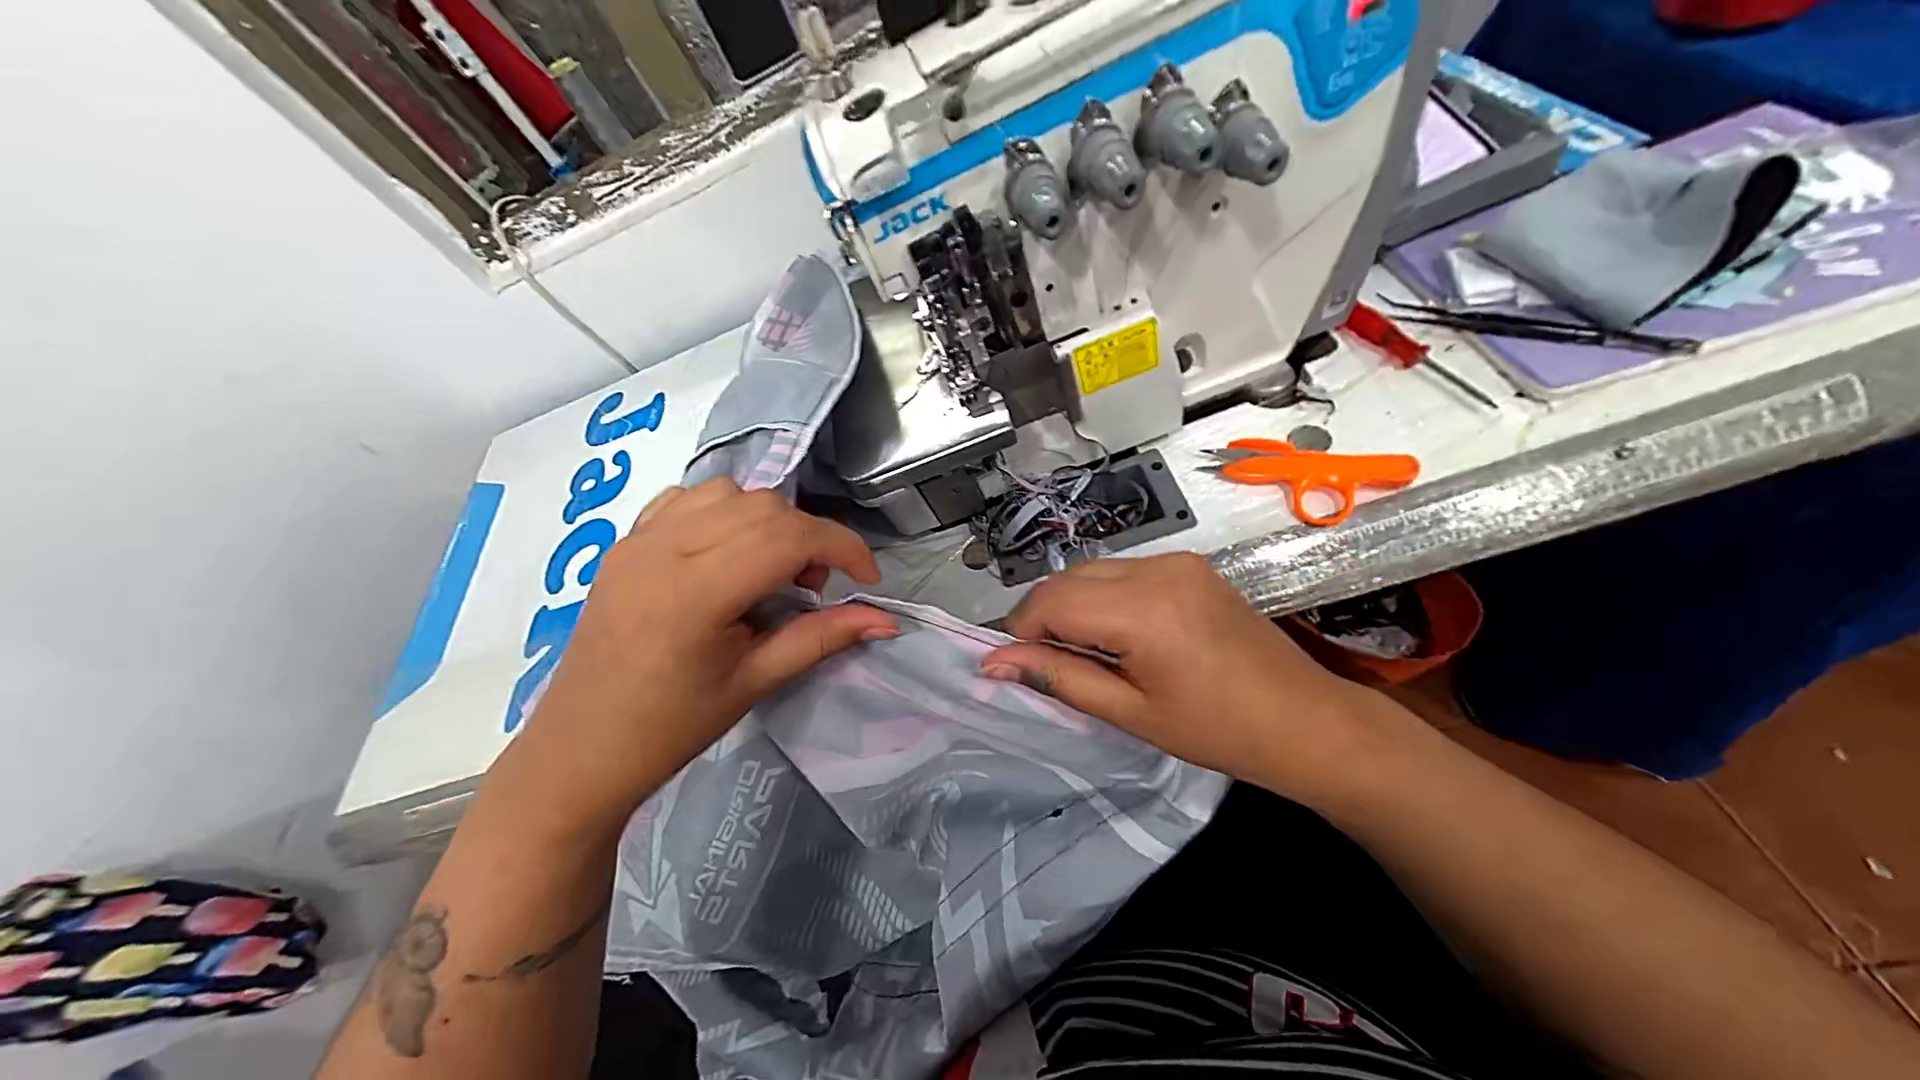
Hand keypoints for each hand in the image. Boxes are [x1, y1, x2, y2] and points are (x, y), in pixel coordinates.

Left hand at [501, 479, 897, 827]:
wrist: (580, 750)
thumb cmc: (670, 728)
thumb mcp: (754, 682)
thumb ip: (821, 638)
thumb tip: (885, 619)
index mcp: (696, 591)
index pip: (788, 536)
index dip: (842, 547)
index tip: (866, 579)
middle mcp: (664, 549)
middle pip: (764, 507)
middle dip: (808, 537)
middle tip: (811, 589)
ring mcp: (637, 540)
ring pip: (727, 493)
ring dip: (767, 520)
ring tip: (769, 570)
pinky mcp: (624, 543)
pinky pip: (686, 499)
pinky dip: (723, 513)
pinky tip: (726, 553)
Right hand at [980, 554, 1419, 798]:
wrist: (1305, 720)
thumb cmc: (1218, 731)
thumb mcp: (1129, 712)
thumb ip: (1058, 678)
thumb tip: (994, 664)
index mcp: (1144, 610)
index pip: (1050, 600)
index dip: (1021, 631)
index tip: (1016, 666)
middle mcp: (1158, 569)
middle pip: (1067, 579)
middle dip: (1043, 618)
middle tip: (1047, 664)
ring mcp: (1177, 561)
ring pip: (1092, 571)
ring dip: (1072, 606)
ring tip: (1085, 654)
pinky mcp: (1190, 565)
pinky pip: (1123, 571)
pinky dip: (1103, 597)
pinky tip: (1118, 635)